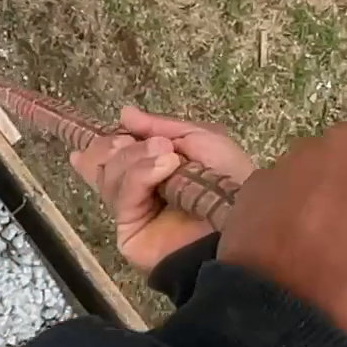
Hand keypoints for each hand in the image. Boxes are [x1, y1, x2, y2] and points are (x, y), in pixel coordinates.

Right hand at [69, 106, 257, 273]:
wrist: (242, 224)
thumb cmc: (229, 181)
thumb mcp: (201, 139)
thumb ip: (161, 126)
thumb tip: (124, 114)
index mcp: (150, 170)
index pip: (111, 155)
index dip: (103, 143)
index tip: (106, 129)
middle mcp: (135, 191)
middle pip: (104, 163)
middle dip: (119, 146)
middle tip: (147, 142)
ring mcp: (130, 212)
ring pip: (109, 176)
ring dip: (135, 158)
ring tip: (168, 156)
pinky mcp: (128, 232)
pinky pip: (122, 196)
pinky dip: (140, 175)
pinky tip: (164, 167)